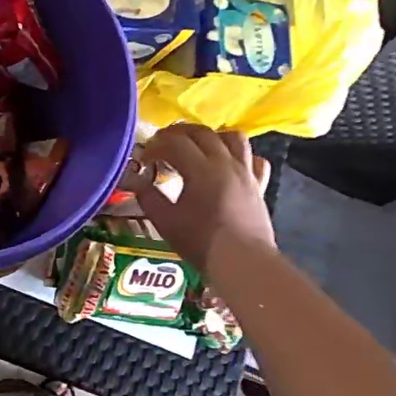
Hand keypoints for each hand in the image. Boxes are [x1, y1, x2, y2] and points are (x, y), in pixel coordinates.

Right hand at [136, 123, 274, 271]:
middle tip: (162, 144)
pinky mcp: (259, 185)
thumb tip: (136, 182)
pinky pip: (253, 159)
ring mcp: (246, 172)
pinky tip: (230, 165)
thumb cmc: (201, 242)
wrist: (242, 261)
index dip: (156, 146)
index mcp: (202, 169)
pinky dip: (240, 156)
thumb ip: (149, 198)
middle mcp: (226, 163)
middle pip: (202, 133)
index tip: (144, 158)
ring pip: (233, 137)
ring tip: (198, 147)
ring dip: (212, 136)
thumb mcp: (166, 222)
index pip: (175, 144)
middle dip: (178, 134)